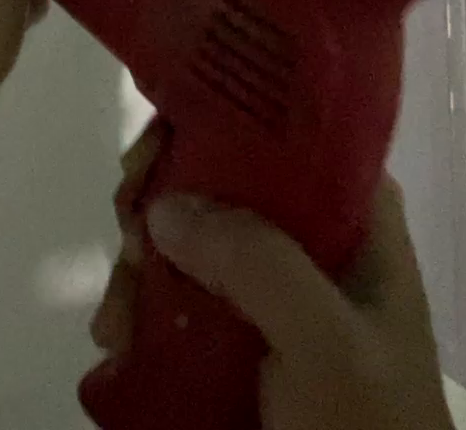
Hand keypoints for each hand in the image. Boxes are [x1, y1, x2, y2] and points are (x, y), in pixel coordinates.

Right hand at [92, 125, 455, 429]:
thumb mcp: (328, 344)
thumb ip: (257, 263)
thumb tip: (162, 207)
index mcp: (349, 220)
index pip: (280, 132)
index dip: (214, 121)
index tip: (158, 145)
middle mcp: (303, 237)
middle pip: (212, 176)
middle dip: (157, 199)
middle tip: (128, 230)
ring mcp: (262, 282)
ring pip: (179, 230)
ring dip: (136, 263)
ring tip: (118, 317)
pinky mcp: (227, 323)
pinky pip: (166, 284)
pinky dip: (133, 300)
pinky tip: (117, 334)